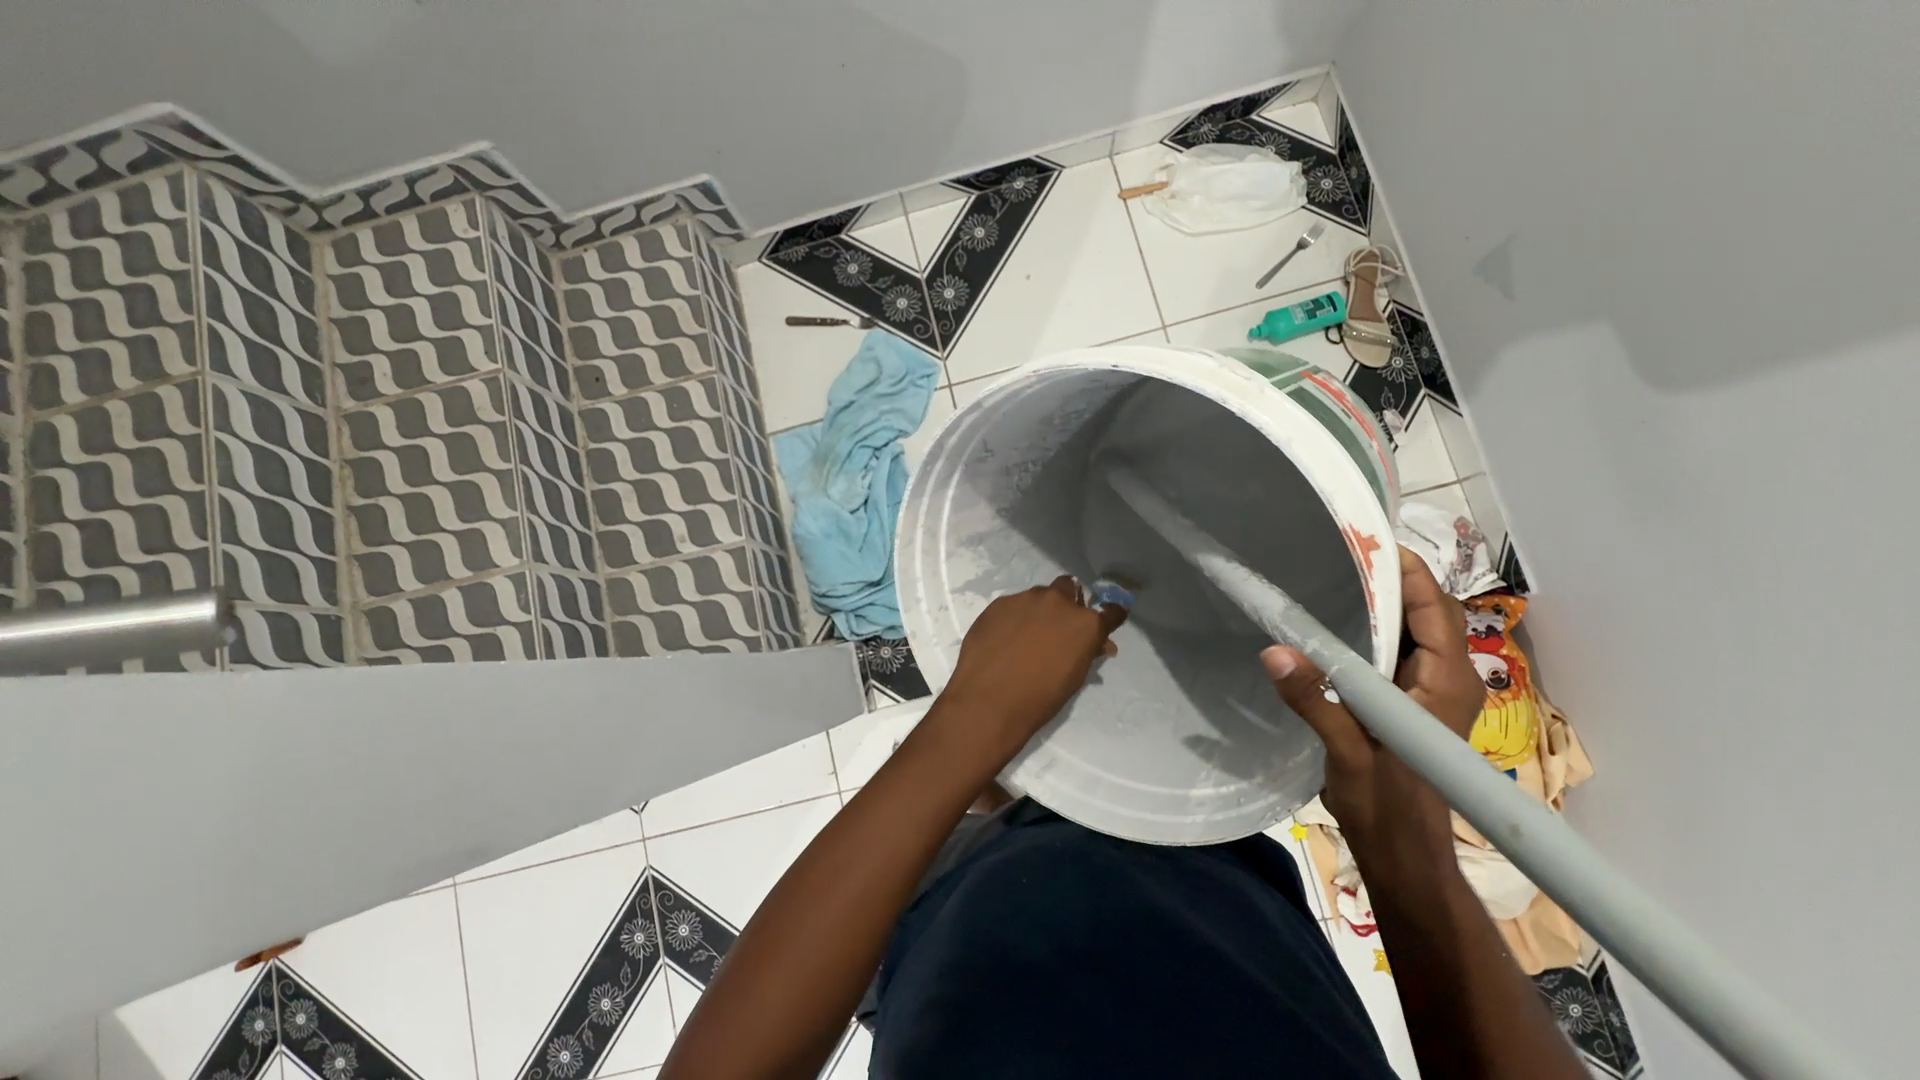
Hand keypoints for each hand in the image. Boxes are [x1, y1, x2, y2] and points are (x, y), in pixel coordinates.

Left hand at [937, 576, 1128, 752]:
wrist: (988, 700)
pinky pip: (1013, 605)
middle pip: (1069, 587)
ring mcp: (1025, 599)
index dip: (1110, 616)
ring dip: (1039, 610)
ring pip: (1038, 596)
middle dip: (1068, 602)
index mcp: (1084, 623)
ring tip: (1026, 636)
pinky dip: (1014, 617)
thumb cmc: (1040, 698)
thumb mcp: (1074, 677)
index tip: (1105, 623)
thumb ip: (1087, 652)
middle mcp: (1058, 602)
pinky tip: (1004, 638)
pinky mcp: (998, 603)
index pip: (1111, 611)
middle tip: (1058, 626)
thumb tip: (1098, 644)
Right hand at [1260, 547, 1483, 856]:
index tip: (1360, 539)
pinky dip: (1370, 630)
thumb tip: (1273, 651)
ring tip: (1328, 577)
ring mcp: (1433, 691)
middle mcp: (1448, 678)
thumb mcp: (1348, 752)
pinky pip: (1398, 650)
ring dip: (1378, 603)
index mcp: (1446, 682)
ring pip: (1413, 629)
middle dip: (1387, 578)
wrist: (1403, 854)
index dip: (1404, 568)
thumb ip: (1316, 700)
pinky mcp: (1414, 703)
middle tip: (1333, 553)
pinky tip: (1331, 625)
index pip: (1435, 605)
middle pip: (1427, 609)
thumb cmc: (1387, 807)